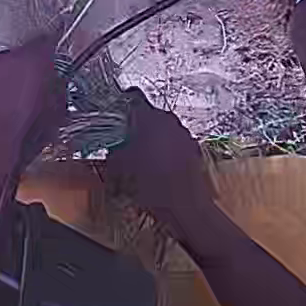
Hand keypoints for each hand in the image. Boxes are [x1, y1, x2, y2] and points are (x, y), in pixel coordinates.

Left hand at [0, 34, 62, 181]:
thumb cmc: (24, 136)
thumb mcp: (56, 112)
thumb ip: (58, 87)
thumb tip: (57, 82)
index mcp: (32, 62)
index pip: (45, 41)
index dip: (50, 47)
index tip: (52, 50)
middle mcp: (5, 59)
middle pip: (19, 55)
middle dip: (26, 68)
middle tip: (30, 89)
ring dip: (4, 78)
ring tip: (9, 103)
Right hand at [106, 88, 217, 235]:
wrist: (185, 209)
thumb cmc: (149, 185)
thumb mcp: (118, 168)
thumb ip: (112, 150)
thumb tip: (111, 148)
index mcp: (148, 117)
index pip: (132, 96)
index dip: (121, 103)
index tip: (114, 115)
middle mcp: (168, 120)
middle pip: (148, 113)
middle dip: (136, 124)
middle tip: (124, 141)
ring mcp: (184, 134)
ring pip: (162, 127)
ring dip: (152, 137)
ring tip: (142, 157)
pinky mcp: (194, 150)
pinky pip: (175, 142)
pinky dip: (166, 149)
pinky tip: (158, 167)